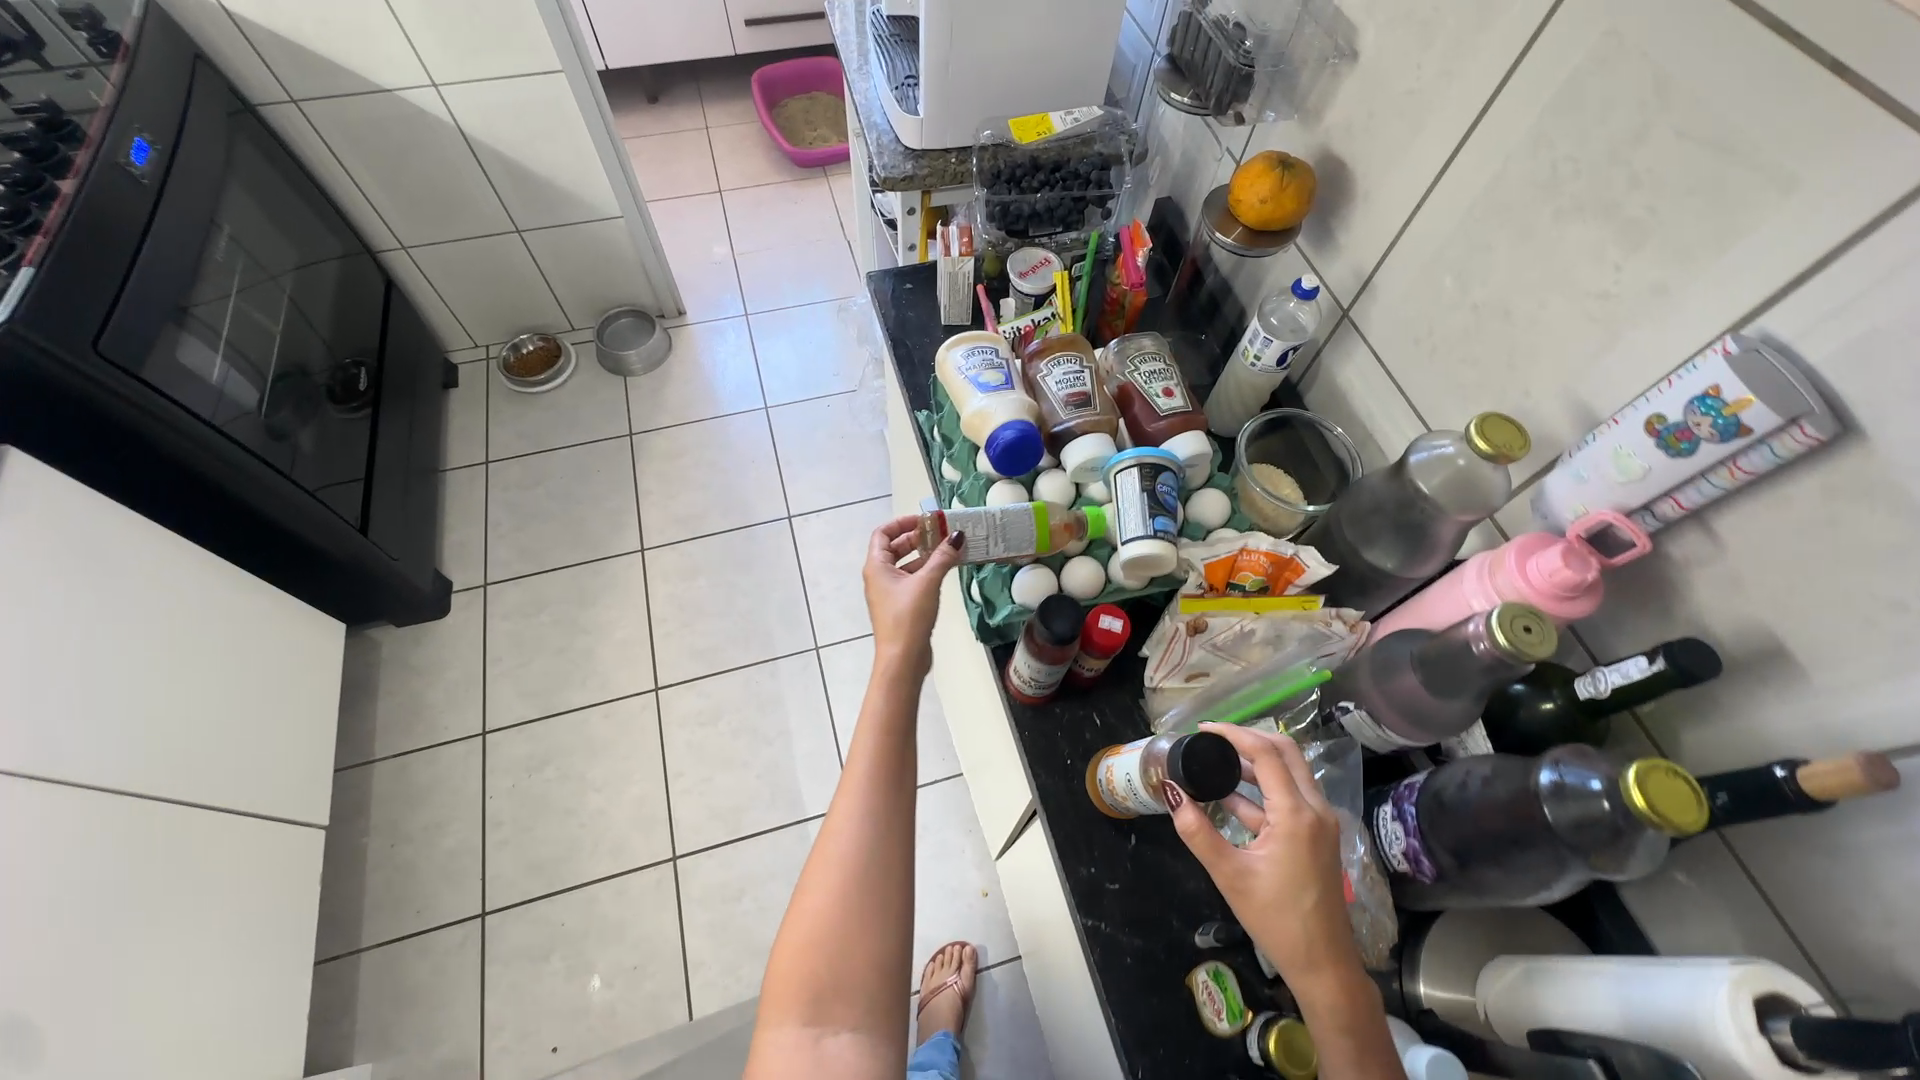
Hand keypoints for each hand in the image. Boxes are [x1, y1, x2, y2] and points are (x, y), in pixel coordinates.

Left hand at [863, 515, 962, 676]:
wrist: (902, 659)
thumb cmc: (908, 617)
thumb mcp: (927, 582)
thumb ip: (943, 557)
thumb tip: (958, 536)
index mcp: (876, 566)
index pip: (883, 533)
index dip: (902, 522)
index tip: (925, 520)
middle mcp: (879, 576)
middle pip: (895, 547)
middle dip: (918, 538)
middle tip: (943, 533)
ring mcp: (889, 592)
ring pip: (906, 564)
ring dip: (925, 555)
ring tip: (949, 549)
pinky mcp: (901, 606)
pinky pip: (912, 580)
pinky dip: (927, 572)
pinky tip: (946, 571)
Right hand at [1165, 723, 1362, 992]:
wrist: (1323, 964)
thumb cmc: (1277, 920)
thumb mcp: (1229, 874)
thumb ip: (1197, 831)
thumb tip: (1171, 793)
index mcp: (1297, 814)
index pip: (1267, 754)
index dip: (1234, 735)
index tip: (1203, 730)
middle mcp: (1315, 809)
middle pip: (1286, 754)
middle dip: (1248, 740)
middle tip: (1212, 738)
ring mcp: (1320, 823)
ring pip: (1289, 775)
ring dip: (1254, 764)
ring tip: (1215, 761)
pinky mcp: (1316, 837)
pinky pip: (1289, 798)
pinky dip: (1261, 791)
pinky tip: (1229, 797)